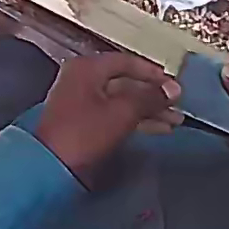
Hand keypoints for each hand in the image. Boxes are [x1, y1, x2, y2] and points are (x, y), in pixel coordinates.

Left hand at [34, 52, 183, 183]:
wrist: (51, 167)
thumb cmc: (85, 133)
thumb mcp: (122, 112)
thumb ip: (150, 97)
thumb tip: (174, 89)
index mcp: (87, 68)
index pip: (127, 61)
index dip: (153, 72)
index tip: (174, 84)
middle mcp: (83, 79)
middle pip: (126, 82)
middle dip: (154, 95)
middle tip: (178, 104)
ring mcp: (81, 101)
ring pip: (122, 100)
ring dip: (149, 109)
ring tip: (174, 120)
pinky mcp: (83, 122)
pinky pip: (115, 114)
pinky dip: (136, 120)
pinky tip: (158, 128)